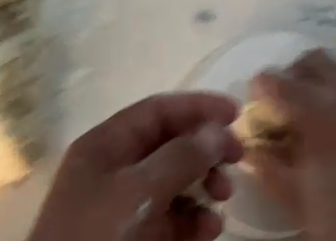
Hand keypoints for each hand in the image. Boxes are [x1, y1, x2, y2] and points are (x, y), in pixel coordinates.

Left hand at [27, 92, 243, 240]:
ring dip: (204, 186)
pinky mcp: (131, 240)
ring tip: (223, 198)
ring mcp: (121, 209)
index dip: (198, 107)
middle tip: (237, 159)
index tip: (236, 115)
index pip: (158, 110)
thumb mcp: (139, 192)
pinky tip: (209, 230)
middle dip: (205, 150)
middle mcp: (113, 170)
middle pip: (169, 145)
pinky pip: (169, 219)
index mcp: (105, 146)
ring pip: (173, 183)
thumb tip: (218, 131)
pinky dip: (192, 221)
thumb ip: (181, 157)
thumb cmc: (97, 237)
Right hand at [248, 51, 335, 240]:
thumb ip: (269, 166)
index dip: (261, 86)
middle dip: (294, 73)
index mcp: (314, 108)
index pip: (277, 80)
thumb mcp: (294, 195)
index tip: (255, 98)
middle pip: (312, 60)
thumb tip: (252, 147)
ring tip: (314, 103)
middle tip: (284, 98)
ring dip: (323, 76)